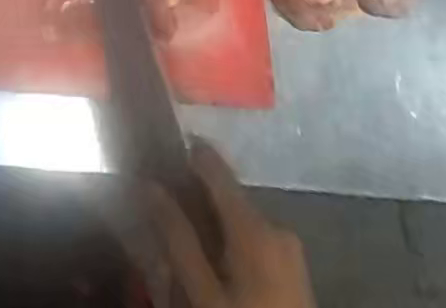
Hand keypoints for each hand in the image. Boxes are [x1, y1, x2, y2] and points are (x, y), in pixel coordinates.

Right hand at [147, 143, 315, 307]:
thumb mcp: (201, 294)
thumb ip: (177, 237)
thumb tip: (150, 185)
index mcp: (254, 226)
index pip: (215, 167)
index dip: (188, 154)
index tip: (159, 152)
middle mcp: (277, 226)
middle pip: (227, 197)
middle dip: (195, 201)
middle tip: (163, 217)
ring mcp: (290, 250)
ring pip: (239, 221)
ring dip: (212, 227)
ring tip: (184, 251)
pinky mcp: (294, 270)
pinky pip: (255, 242)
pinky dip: (230, 245)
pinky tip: (213, 272)